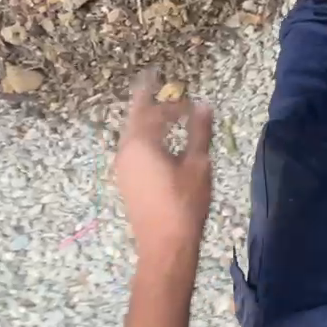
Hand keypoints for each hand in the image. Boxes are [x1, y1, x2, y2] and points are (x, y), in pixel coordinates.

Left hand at [114, 73, 213, 265]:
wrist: (164, 248)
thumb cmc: (184, 204)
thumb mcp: (198, 164)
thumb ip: (199, 132)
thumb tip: (202, 105)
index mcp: (141, 143)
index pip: (154, 110)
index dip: (172, 102)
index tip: (190, 100)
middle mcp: (126, 151)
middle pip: (135, 116)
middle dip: (146, 98)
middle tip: (152, 79)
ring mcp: (123, 167)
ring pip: (132, 132)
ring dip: (146, 118)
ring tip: (161, 109)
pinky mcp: (126, 180)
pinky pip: (132, 146)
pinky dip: (145, 135)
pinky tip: (159, 140)